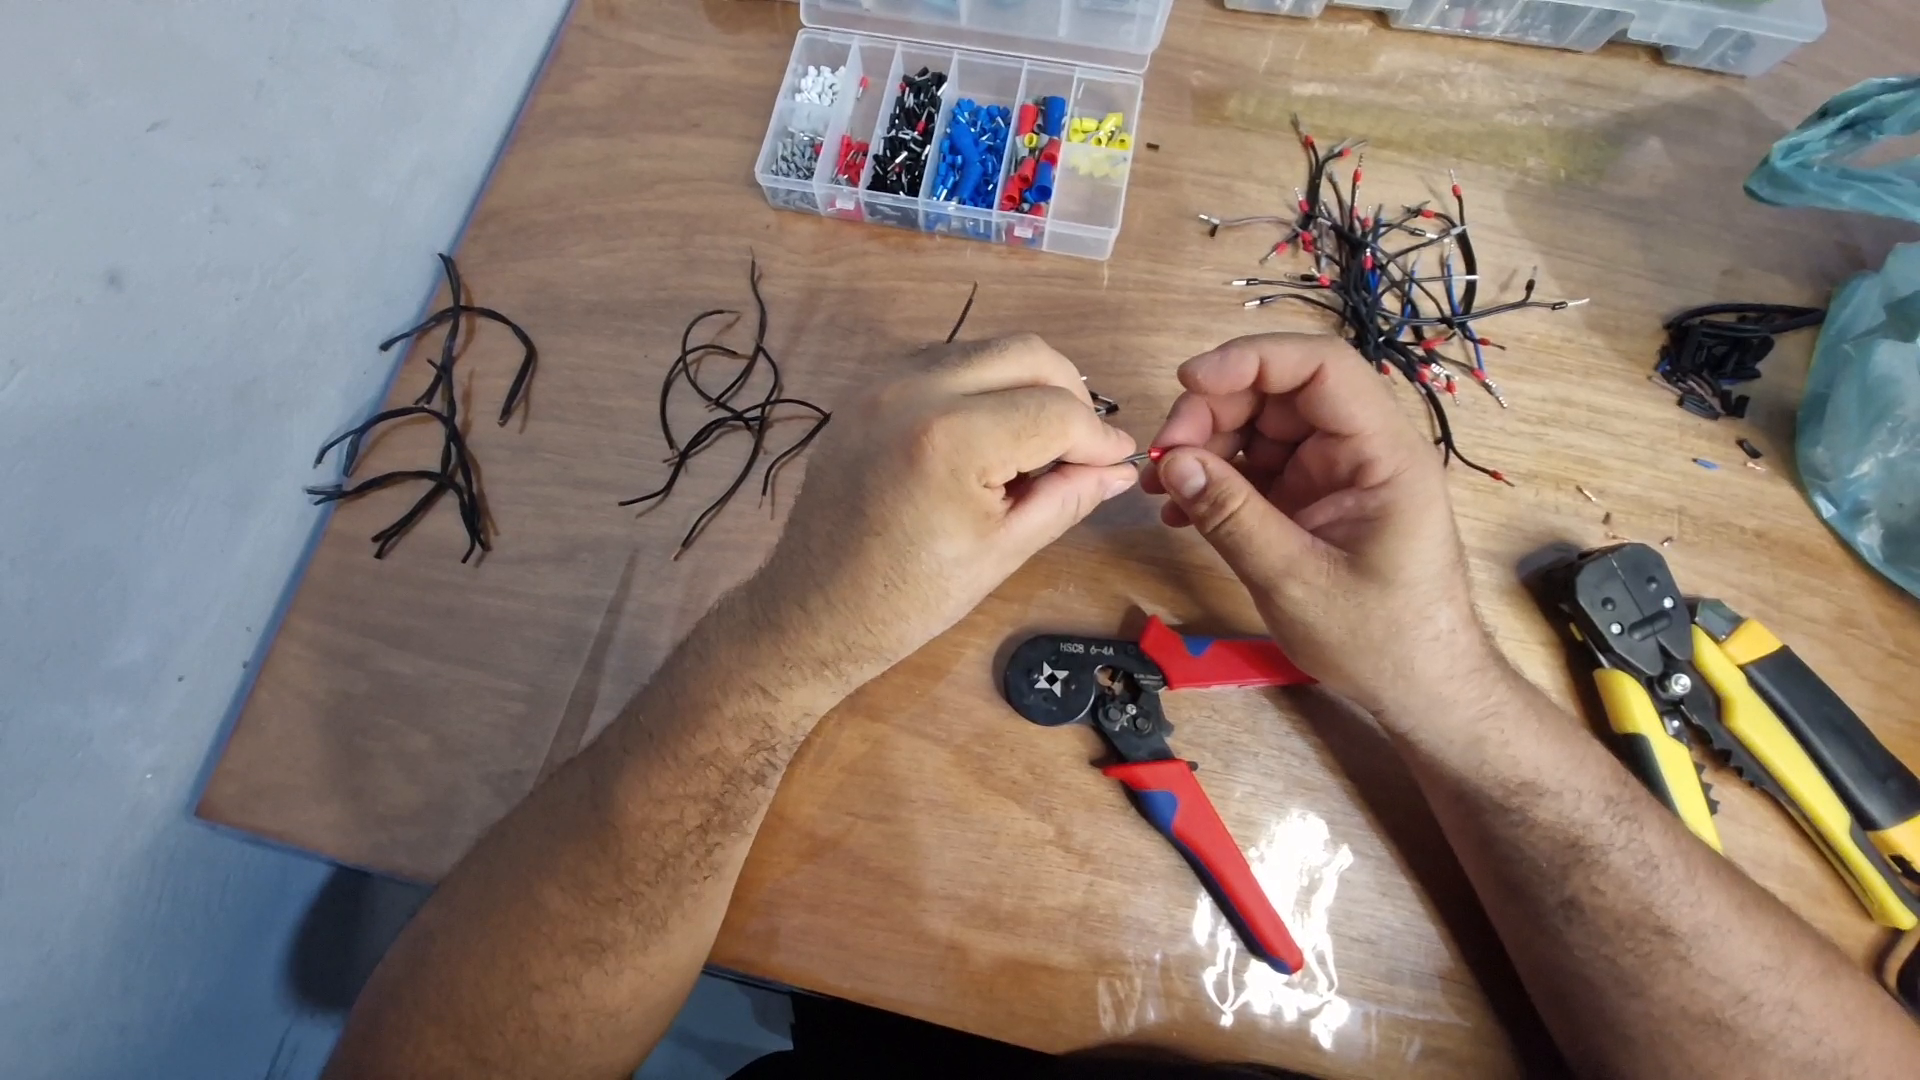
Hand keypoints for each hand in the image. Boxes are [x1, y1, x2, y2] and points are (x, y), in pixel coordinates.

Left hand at [752, 334, 1137, 689]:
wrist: (814, 608)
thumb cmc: (908, 599)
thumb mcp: (1001, 553)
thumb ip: (1068, 498)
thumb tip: (1120, 468)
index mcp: (951, 440)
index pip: (1056, 412)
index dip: (1098, 438)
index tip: (1117, 460)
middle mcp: (914, 390)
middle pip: (1026, 353)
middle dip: (1070, 394)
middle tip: (1081, 445)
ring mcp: (882, 383)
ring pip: (984, 349)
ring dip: (1025, 383)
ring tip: (1036, 441)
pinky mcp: (866, 390)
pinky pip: (943, 362)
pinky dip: (980, 383)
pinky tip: (988, 431)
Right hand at [1141, 333, 1499, 716]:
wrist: (1414, 686)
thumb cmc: (1377, 637)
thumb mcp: (1294, 578)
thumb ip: (1232, 515)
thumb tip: (1173, 462)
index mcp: (1381, 452)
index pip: (1320, 368)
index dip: (1251, 360)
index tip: (1187, 382)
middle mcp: (1356, 449)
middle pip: (1276, 394)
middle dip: (1211, 414)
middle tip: (1164, 456)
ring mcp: (1329, 473)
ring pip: (1255, 429)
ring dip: (1202, 449)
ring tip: (1163, 489)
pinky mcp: (1306, 499)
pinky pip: (1251, 469)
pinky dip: (1212, 482)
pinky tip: (1181, 512)